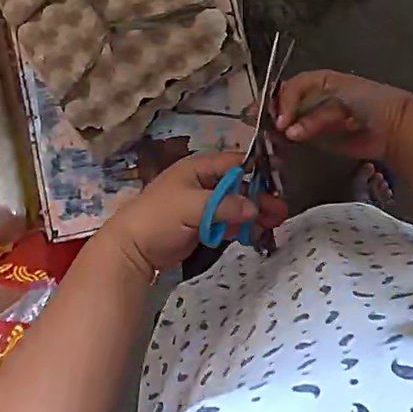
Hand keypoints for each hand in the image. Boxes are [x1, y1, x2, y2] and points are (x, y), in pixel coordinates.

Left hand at [99, 151, 288, 273]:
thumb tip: (254, 207)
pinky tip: (258, 234)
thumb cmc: (158, 217)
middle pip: (239, 185)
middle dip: (260, 196)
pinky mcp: (202, 225)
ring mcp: (203, 205)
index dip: (257, 168)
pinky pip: (228, 222)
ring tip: (276, 223)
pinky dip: (242, 227)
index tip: (279, 177)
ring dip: (255, 213)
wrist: (131, 250)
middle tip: (281, 209)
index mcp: (199, 168)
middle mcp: (204, 183)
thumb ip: (225, 205)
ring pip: (236, 205)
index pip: (235, 162)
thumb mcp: (192, 206)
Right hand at [274, 70, 412, 162]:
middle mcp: (315, 98)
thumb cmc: (368, 100)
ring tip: (276, 134)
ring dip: (281, 127)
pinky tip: (284, 142)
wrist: (392, 126)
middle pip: (287, 103)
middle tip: (263, 122)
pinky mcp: (323, 139)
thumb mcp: (339, 93)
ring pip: (292, 121)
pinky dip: (291, 140)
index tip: (278, 116)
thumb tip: (288, 128)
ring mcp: (318, 119)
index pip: (292, 86)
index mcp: (320, 82)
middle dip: (274, 111)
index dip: (282, 98)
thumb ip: (311, 108)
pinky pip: (302, 138)